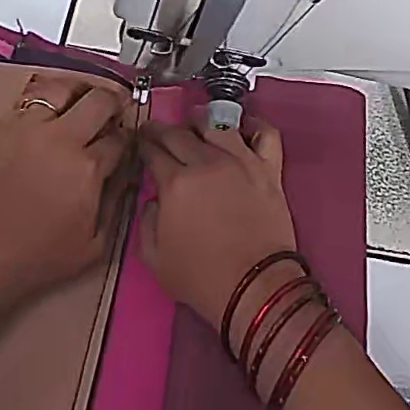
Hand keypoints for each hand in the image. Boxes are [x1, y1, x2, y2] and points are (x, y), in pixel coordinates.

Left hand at [0, 74, 130, 304]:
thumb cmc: (38, 256)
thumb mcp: (95, 244)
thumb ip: (116, 204)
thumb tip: (127, 175)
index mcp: (87, 168)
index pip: (121, 138)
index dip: (128, 139)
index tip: (126, 145)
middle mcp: (60, 139)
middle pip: (99, 100)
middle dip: (114, 104)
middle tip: (115, 113)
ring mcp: (27, 128)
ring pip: (62, 88)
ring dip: (80, 92)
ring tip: (84, 104)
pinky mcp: (2, 128)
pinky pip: (31, 99)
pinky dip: (48, 101)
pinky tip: (51, 115)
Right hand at [137, 112, 297, 327]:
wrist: (254, 287)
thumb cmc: (201, 278)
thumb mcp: (154, 257)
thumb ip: (147, 222)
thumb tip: (154, 201)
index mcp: (175, 183)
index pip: (153, 151)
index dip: (142, 144)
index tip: (139, 142)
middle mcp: (207, 164)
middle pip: (180, 134)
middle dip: (162, 130)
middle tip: (156, 131)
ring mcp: (242, 163)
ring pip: (218, 126)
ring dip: (201, 121)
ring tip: (194, 123)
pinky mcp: (269, 170)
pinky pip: (266, 135)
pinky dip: (255, 126)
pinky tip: (244, 127)